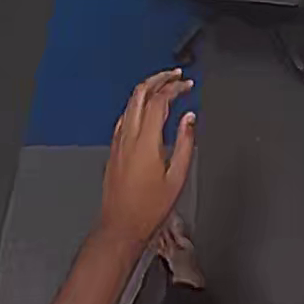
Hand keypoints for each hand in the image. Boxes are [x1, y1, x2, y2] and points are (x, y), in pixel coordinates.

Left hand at [97, 68, 196, 247]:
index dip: (175, 87)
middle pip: (139, 94)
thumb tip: (189, 118)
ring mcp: (118, 142)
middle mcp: (128, 137)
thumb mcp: (177, 176)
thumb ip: (186, 142)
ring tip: (165, 85)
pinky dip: (138, 104)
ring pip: (130, 103)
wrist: (120, 228)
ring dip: (148, 89)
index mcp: (146, 141)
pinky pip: (125, 116)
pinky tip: (147, 108)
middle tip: (175, 75)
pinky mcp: (114, 149)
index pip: (159, 101)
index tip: (187, 84)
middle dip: (158, 79)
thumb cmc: (149, 208)